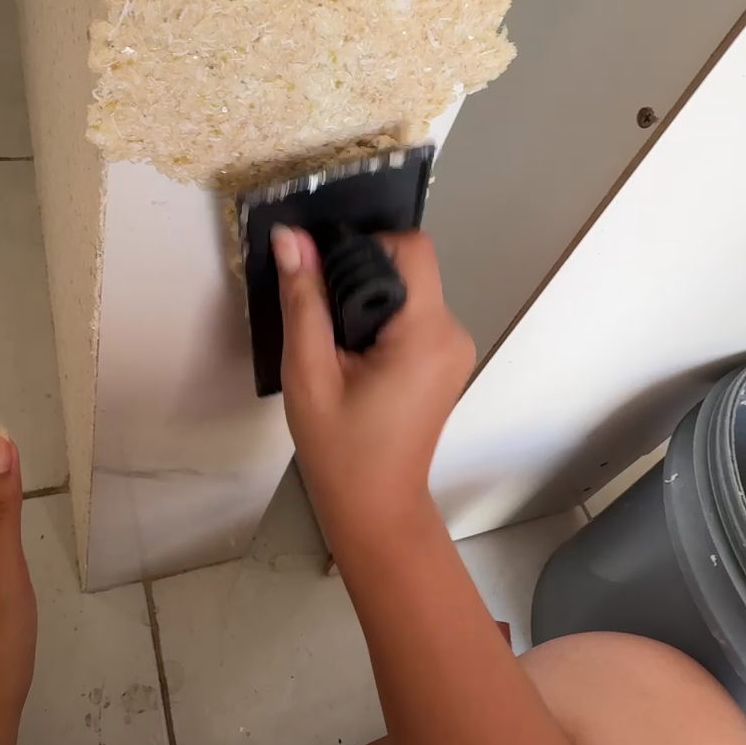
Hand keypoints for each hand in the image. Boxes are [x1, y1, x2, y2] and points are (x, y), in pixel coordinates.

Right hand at [273, 227, 475, 539]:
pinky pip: (412, 315)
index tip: (326, 277)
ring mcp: (454, 348)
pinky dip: (380, 320)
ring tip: (334, 343)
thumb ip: (303, 299)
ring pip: (408, 291)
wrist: (374, 507)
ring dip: (368, 301)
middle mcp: (453, 333)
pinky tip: (353, 355)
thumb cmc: (340, 447)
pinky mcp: (445, 361)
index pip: (410, 248)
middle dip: (361, 278)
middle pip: (408, 268)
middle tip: (321, 315)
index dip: (365, 247)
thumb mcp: (308, 371)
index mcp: (426, 333)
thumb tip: (291, 237)